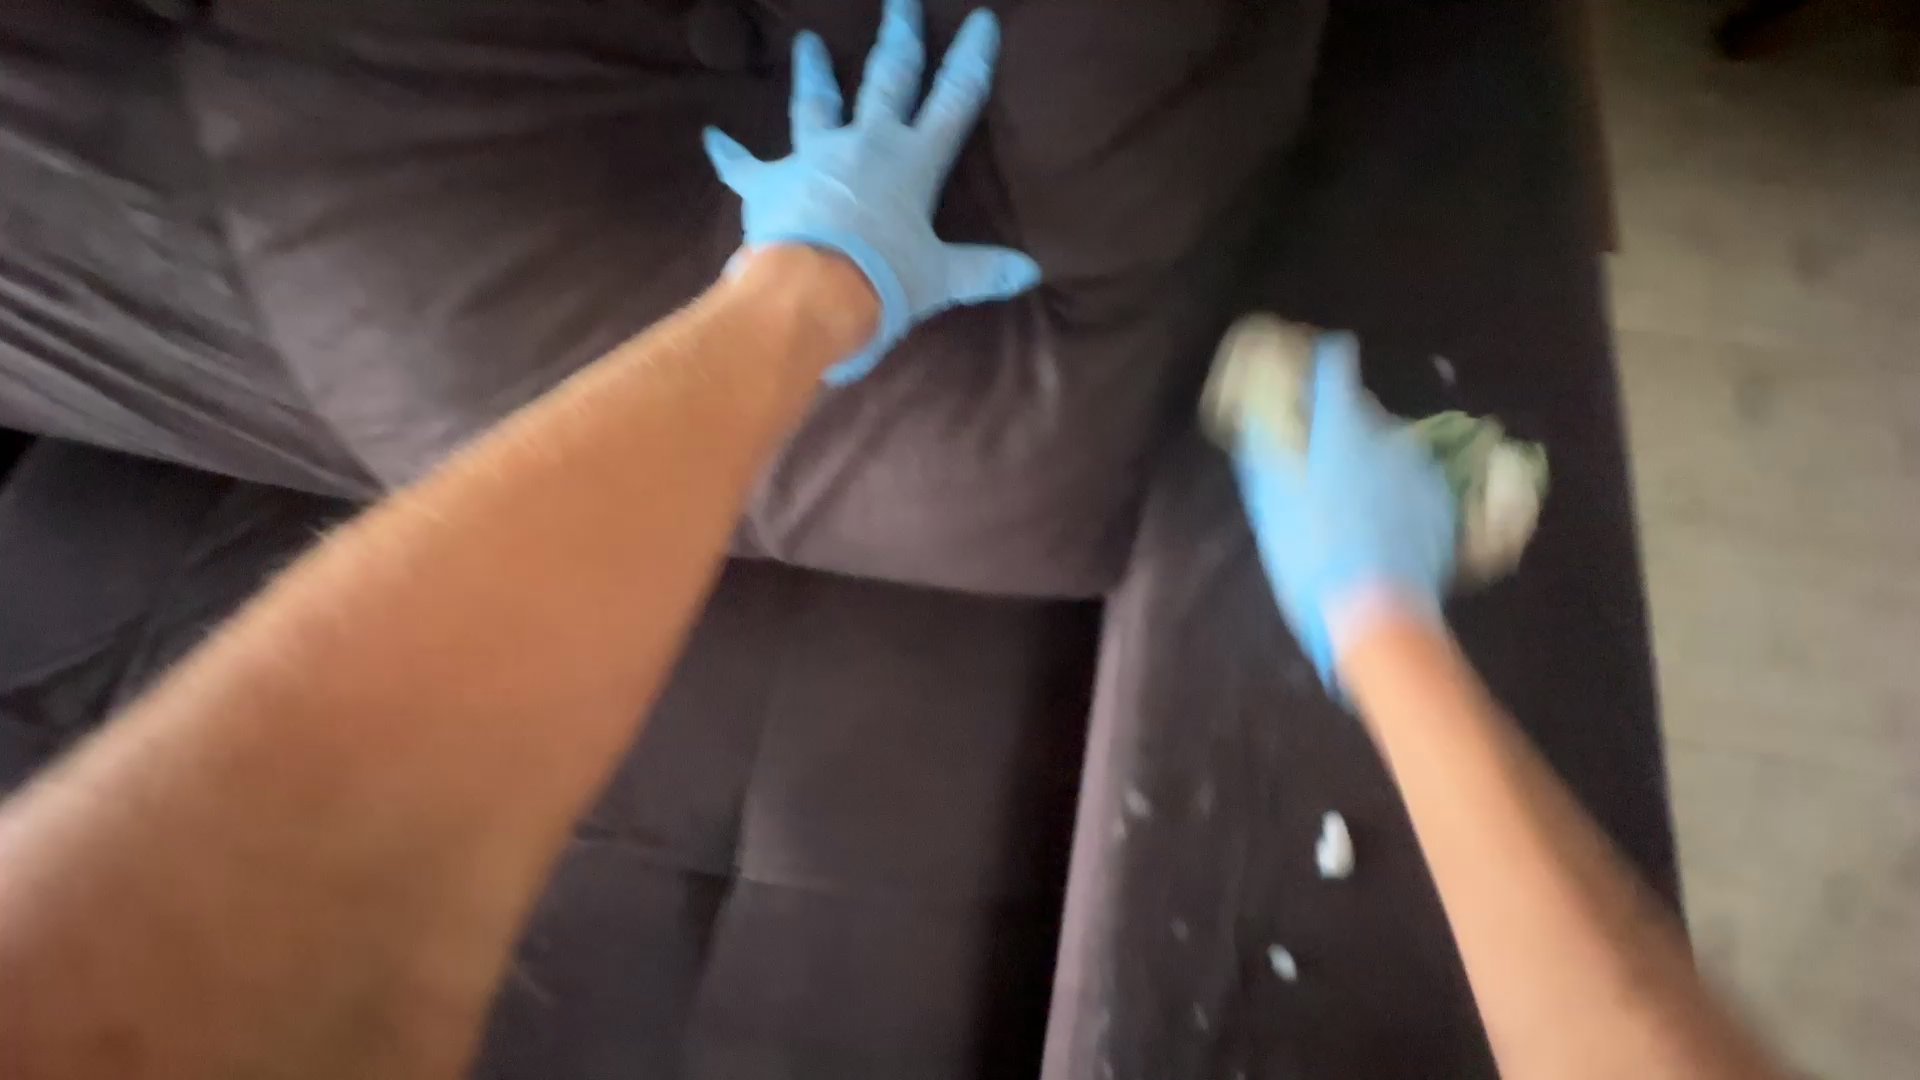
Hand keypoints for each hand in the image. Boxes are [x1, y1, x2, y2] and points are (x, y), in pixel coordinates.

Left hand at [703, 0, 1042, 383]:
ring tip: (807, 44)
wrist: (813, 295)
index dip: (970, 62)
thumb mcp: (941, 280)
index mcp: (912, 164)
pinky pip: (743, 167)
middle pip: (886, 81)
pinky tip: (712, 138)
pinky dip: (729, 155)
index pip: (953, 102)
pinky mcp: (769, 185)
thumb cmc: (884, 282)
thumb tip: (1031, 272)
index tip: (981, 21)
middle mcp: (864, 146)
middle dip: (897, 39)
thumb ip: (983, 271)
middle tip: (899, 0)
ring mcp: (812, 158)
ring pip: (814, 105)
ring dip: (814, 74)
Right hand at [1231, 333, 1456, 686]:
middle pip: (1358, 412)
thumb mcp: (1271, 504)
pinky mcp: (1439, 501)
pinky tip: (1375, 525)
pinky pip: (1409, 481)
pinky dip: (1392, 492)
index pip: (1334, 364)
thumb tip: (1258, 418)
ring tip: (1346, 504)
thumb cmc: (1310, 554)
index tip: (1311, 363)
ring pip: (1386, 447)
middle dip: (1337, 427)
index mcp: (1339, 429)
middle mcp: (1386, 436)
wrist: (1374, 608)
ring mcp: (1418, 469)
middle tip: (1315, 461)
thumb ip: (1267, 452)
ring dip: (1366, 461)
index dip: (1322, 358)